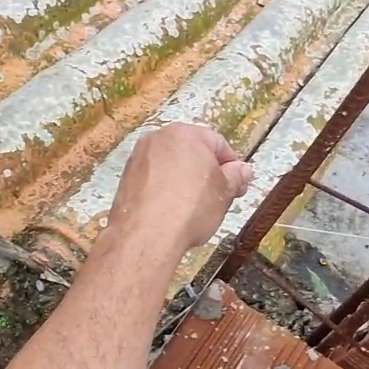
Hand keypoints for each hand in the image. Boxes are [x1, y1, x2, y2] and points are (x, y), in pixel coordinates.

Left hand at [106, 123, 252, 258]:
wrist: (146, 235)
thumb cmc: (190, 208)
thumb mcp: (224, 192)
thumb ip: (236, 176)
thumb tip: (243, 170)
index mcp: (185, 133)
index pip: (217, 143)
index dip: (231, 166)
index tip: (237, 185)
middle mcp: (158, 138)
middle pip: (191, 152)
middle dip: (206, 173)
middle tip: (218, 198)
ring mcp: (138, 158)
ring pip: (170, 166)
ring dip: (184, 182)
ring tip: (193, 209)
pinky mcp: (125, 178)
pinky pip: (153, 180)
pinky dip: (164, 191)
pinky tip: (171, 212)